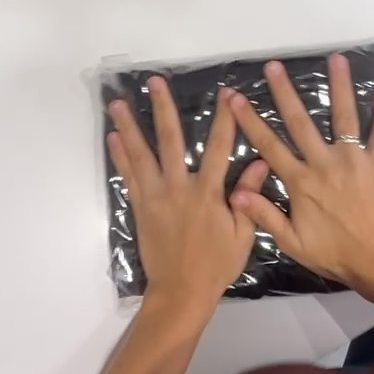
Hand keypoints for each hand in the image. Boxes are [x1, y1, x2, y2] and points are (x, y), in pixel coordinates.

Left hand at [108, 78, 269, 313]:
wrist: (181, 291)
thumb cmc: (216, 265)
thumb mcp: (242, 234)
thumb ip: (248, 196)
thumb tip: (260, 163)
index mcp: (208, 193)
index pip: (219, 148)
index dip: (224, 119)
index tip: (226, 94)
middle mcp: (179, 188)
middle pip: (171, 140)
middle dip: (163, 109)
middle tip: (154, 82)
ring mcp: (156, 196)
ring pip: (141, 154)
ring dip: (129, 127)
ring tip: (117, 103)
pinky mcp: (140, 207)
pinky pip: (128, 176)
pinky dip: (120, 155)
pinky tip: (113, 136)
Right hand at [226, 54, 373, 291]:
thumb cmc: (334, 254)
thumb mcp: (292, 242)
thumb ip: (265, 215)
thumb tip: (235, 194)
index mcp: (300, 182)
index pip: (269, 145)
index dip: (250, 121)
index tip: (236, 98)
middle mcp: (324, 164)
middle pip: (301, 122)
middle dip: (285, 92)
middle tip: (273, 66)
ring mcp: (353, 161)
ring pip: (344, 117)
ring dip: (339, 86)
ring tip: (336, 59)